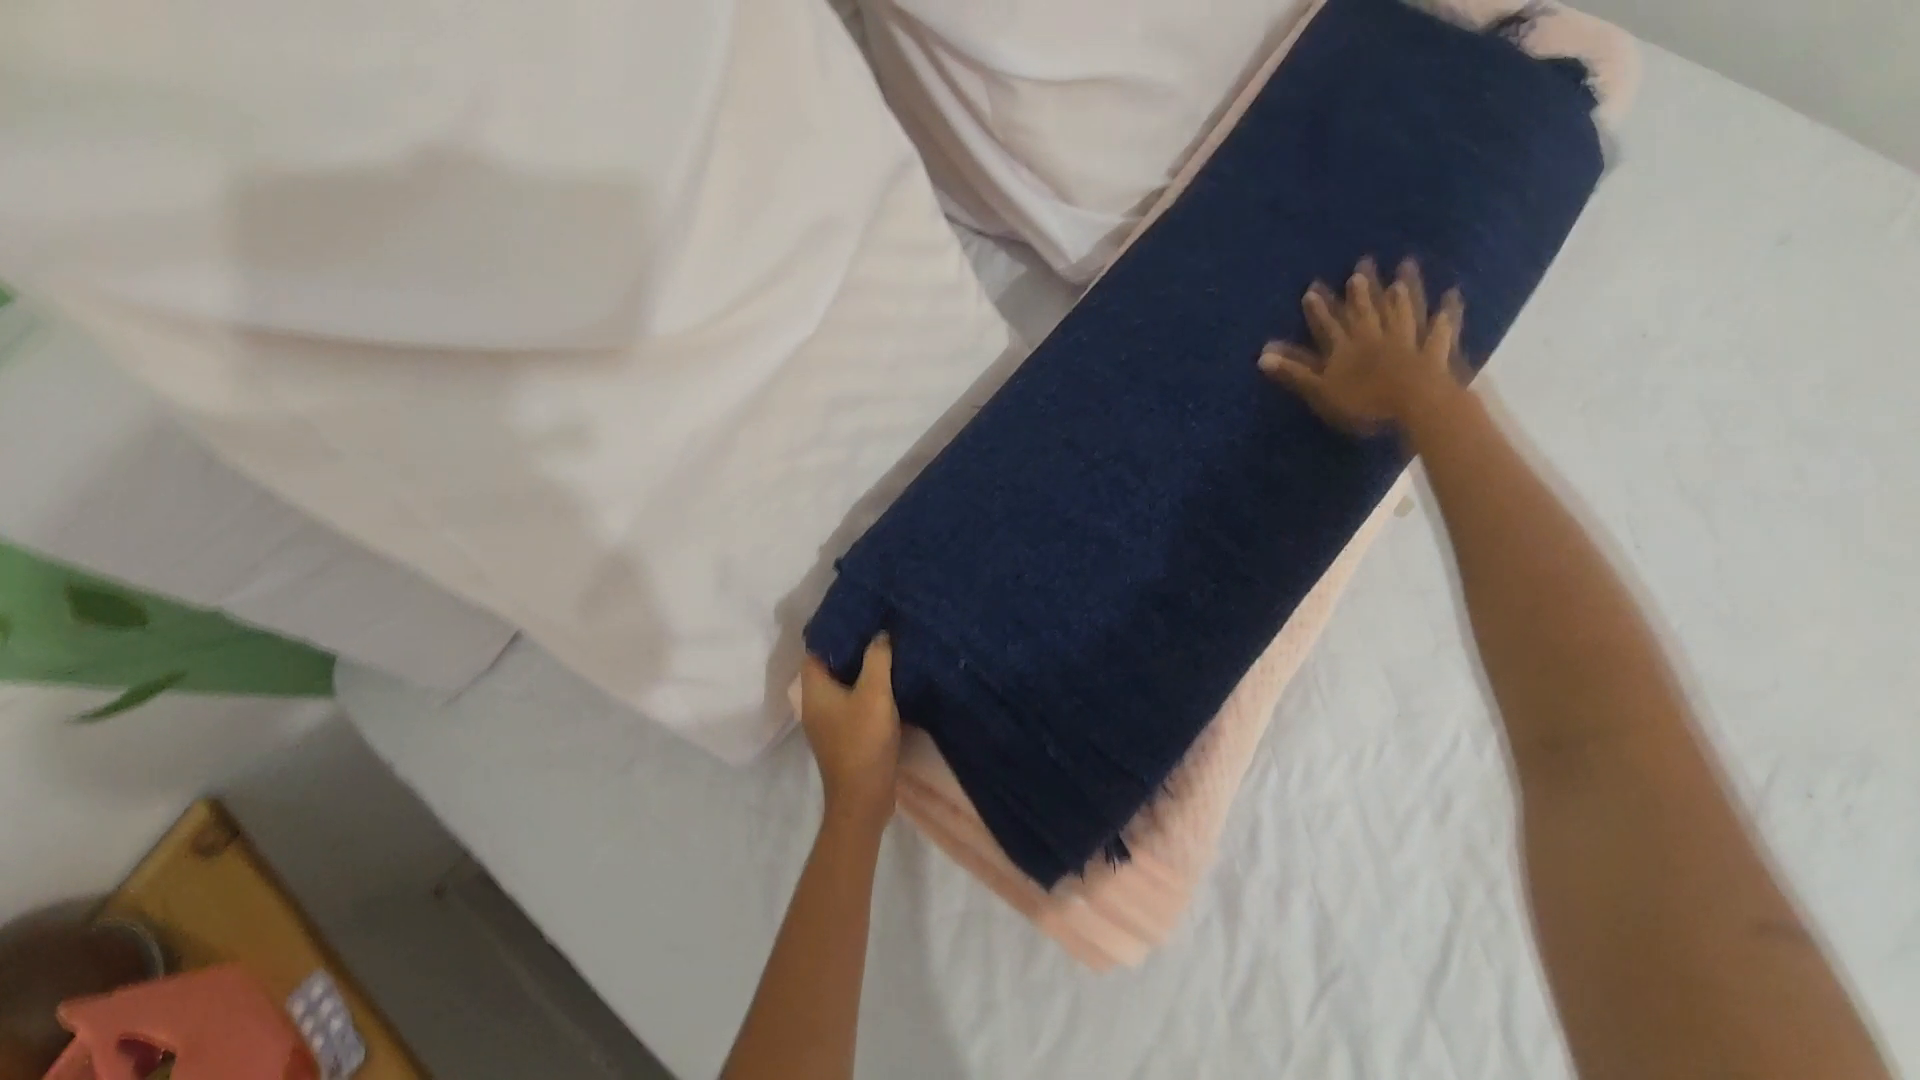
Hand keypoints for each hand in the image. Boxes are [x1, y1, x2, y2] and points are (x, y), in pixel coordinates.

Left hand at [800, 636, 901, 829]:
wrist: (864, 797)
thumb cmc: (864, 741)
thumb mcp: (875, 694)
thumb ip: (877, 659)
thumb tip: (879, 634)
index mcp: (813, 689)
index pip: (816, 648)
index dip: (835, 630)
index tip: (859, 614)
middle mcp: (814, 702)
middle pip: (830, 665)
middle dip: (852, 648)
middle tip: (878, 626)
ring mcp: (828, 721)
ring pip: (843, 685)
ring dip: (862, 670)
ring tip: (887, 648)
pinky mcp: (844, 735)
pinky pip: (853, 702)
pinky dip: (868, 690)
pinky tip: (890, 682)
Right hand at [1259, 258, 1465, 433]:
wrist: (1414, 406)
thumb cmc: (1364, 403)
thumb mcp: (1321, 391)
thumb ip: (1294, 373)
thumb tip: (1262, 355)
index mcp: (1346, 349)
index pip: (1328, 325)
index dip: (1319, 309)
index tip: (1312, 289)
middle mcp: (1375, 337)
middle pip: (1366, 310)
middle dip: (1362, 289)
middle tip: (1362, 264)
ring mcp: (1406, 342)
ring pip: (1402, 311)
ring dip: (1403, 291)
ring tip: (1403, 269)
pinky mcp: (1433, 353)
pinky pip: (1440, 330)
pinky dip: (1447, 313)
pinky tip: (1452, 296)